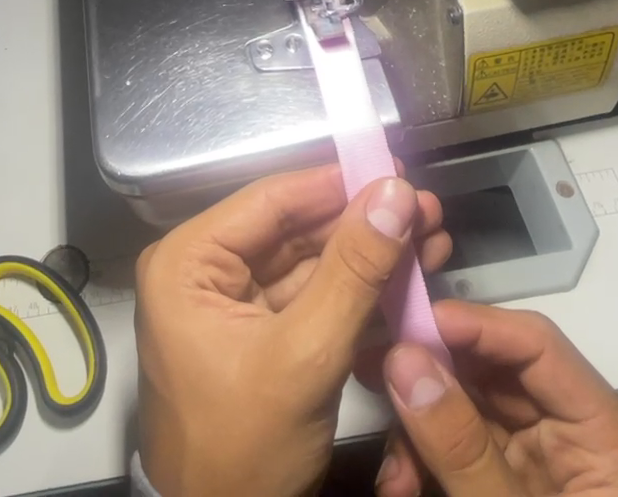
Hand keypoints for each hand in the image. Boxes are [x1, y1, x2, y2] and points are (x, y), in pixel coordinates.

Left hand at [135, 164, 451, 496]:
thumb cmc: (240, 449)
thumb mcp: (302, 356)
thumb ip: (352, 273)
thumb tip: (395, 195)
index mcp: (188, 262)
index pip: (270, 201)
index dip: (335, 182)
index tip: (395, 169)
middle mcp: (204, 269)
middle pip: (294, 228)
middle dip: (362, 220)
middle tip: (425, 207)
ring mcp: (232, 301)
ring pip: (309, 259)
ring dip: (367, 251)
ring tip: (429, 233)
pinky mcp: (260, 331)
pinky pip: (312, 294)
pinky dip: (358, 288)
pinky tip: (405, 273)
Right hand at [370, 301, 617, 496]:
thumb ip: (461, 446)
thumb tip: (403, 359)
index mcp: (604, 438)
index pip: (536, 346)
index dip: (471, 325)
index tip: (404, 325)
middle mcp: (573, 437)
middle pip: (493, 373)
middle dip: (429, 379)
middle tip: (368, 369)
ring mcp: (539, 463)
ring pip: (465, 408)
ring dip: (418, 430)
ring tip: (392, 473)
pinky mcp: (510, 485)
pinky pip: (458, 448)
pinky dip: (424, 462)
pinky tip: (400, 488)